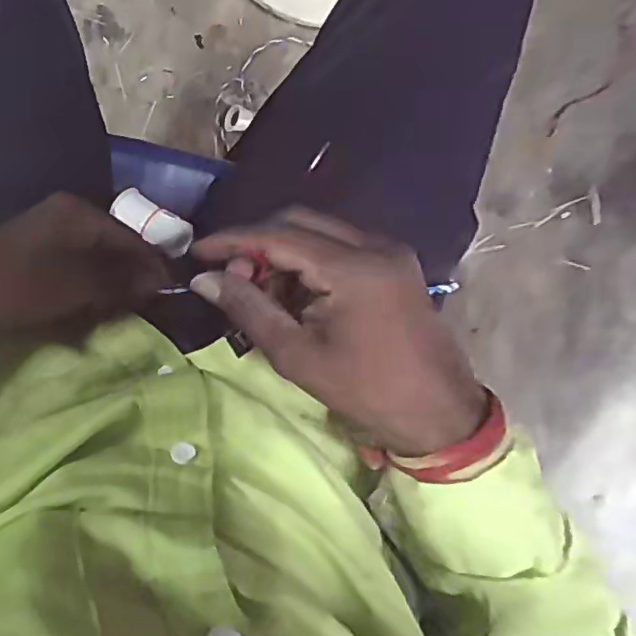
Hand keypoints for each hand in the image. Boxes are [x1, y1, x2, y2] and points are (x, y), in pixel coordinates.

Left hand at [0, 191, 170, 347]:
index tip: (171, 293)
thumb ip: (120, 281)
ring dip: (109, 287)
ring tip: (124, 313)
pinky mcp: (35, 260)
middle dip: (131, 277)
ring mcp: (48, 237)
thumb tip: (158, 281)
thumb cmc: (19, 287)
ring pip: (94, 262)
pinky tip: (93, 311)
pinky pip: (74, 273)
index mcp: (76, 212)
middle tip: (149, 307)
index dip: (152, 265)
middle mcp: (65, 217)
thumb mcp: (76, 286)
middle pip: (113, 247)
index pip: (129, 236)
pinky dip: (86, 291)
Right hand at [189, 209, 486, 455]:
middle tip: (230, 277)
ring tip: (260, 292)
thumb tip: (203, 279)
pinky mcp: (393, 264)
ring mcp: (388, 252)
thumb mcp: (294, 353)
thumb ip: (247, 308)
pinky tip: (292, 294)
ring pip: (317, 231)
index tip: (197, 252)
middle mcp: (373, 246)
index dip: (231, 240)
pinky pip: (337, 245)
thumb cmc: (363, 389)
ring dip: (280, 252)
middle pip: (297, 222)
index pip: (277, 236)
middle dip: (255, 243)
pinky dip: (305, 261)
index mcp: (352, 267)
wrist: (439, 413)